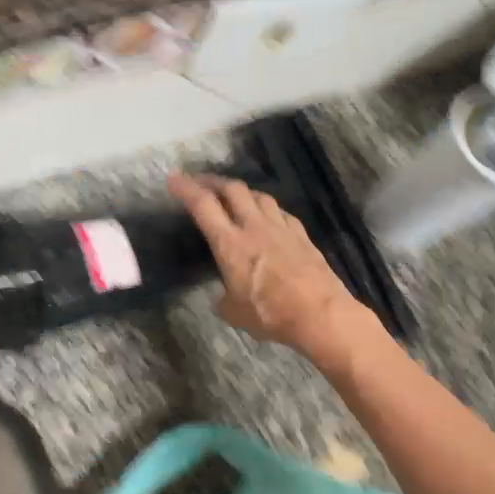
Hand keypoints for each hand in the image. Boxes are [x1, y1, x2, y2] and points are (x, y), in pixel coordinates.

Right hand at [169, 173, 369, 358]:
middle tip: (201, 183)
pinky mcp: (302, 236)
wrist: (321, 315)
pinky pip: (281, 213)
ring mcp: (281, 229)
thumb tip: (225, 297)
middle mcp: (254, 227)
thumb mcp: (234, 312)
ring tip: (234, 197)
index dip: (185, 188)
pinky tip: (268, 217)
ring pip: (259, 196)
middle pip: (232, 189)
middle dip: (212, 181)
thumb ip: (224, 298)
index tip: (173, 178)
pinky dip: (268, 209)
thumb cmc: (270, 315)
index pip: (203, 205)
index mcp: (229, 244)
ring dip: (242, 192)